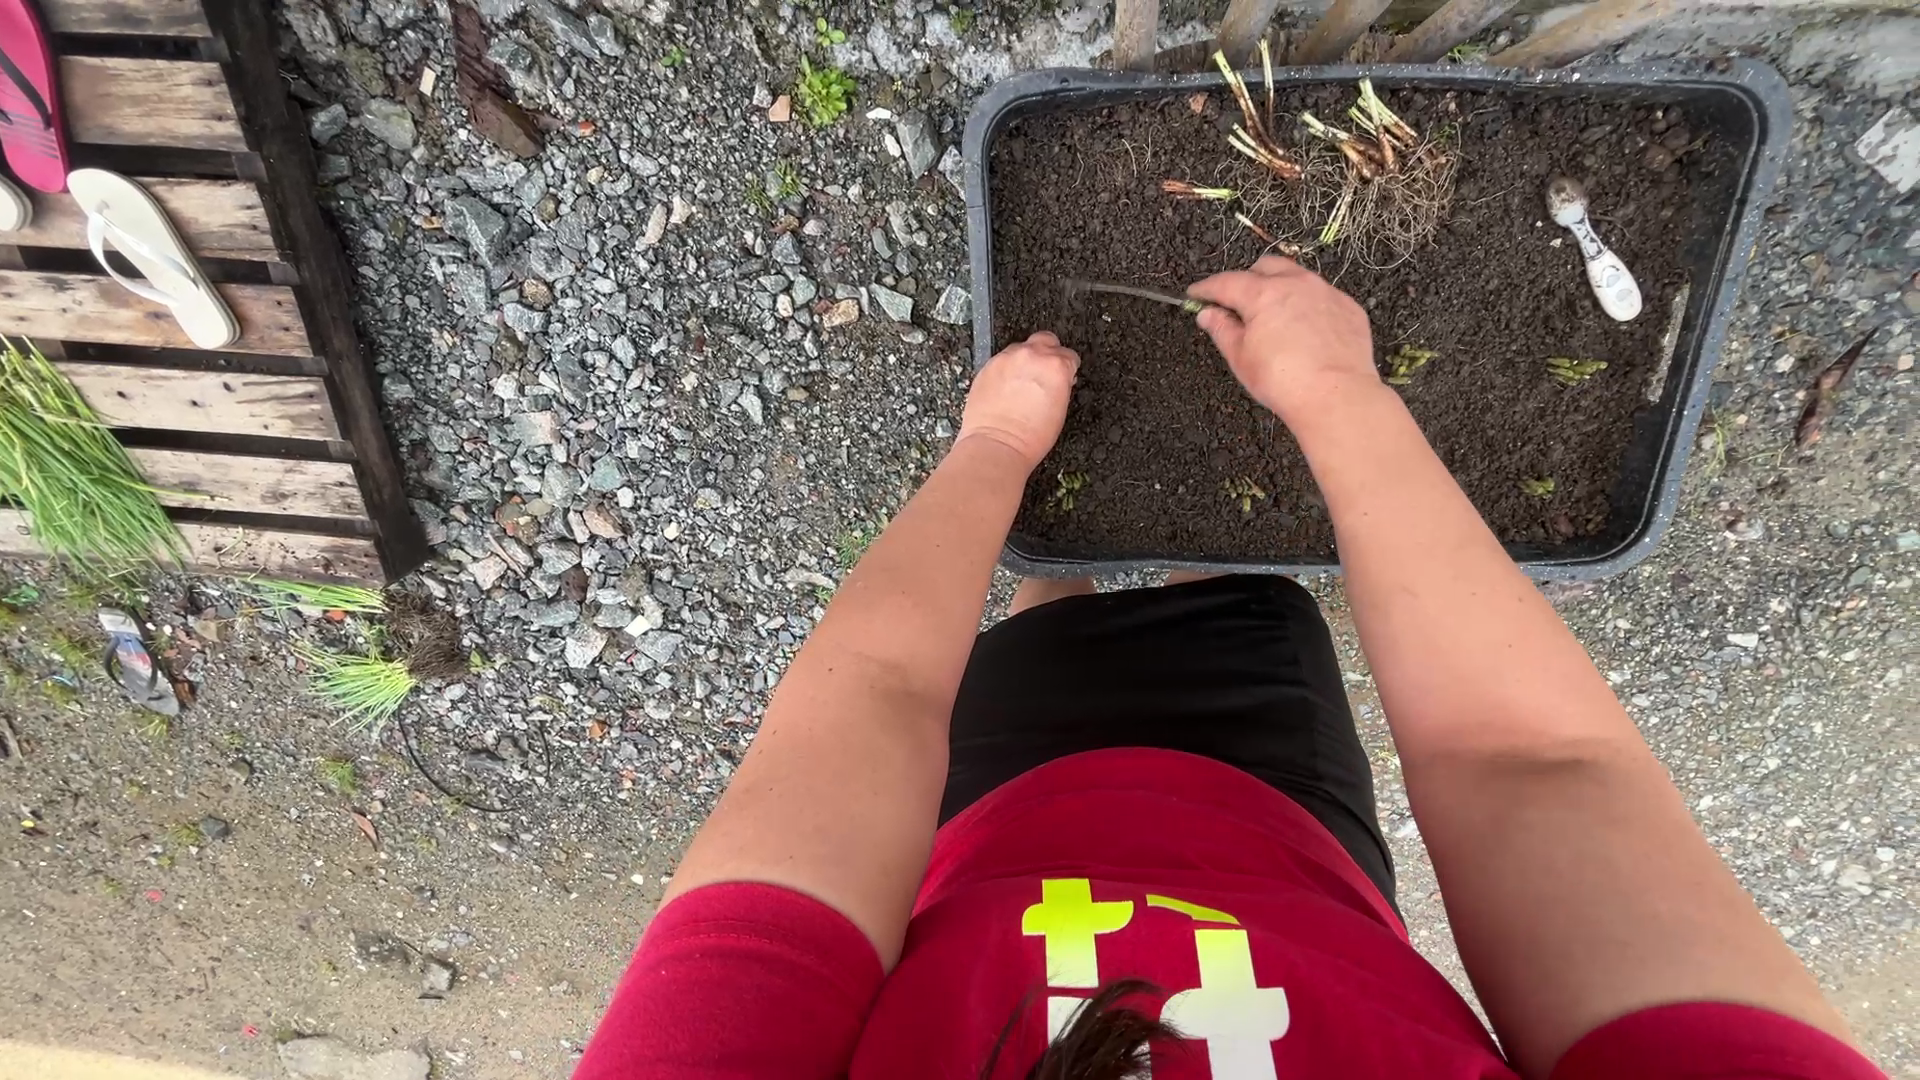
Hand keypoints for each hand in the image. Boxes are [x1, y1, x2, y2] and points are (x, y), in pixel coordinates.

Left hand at [958, 331, 1079, 470]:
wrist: (997, 445)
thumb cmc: (1029, 437)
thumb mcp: (1059, 410)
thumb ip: (1060, 385)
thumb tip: (1057, 380)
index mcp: (1056, 366)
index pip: (1069, 356)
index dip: (1067, 369)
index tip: (1063, 377)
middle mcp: (1032, 356)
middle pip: (1046, 340)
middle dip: (1048, 353)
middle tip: (1044, 373)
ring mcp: (1007, 358)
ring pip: (1021, 348)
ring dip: (1024, 361)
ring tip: (1021, 385)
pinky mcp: (988, 366)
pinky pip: (1001, 360)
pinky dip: (1005, 370)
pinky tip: (1005, 389)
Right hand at [1188, 256, 1378, 420]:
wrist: (1335, 395)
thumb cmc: (1284, 380)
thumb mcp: (1240, 357)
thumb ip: (1222, 329)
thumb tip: (1208, 315)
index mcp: (1264, 294)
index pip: (1227, 282)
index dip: (1207, 288)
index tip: (1196, 294)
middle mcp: (1297, 284)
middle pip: (1265, 267)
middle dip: (1246, 279)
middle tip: (1235, 303)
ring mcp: (1325, 293)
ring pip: (1296, 277)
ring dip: (1278, 288)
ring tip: (1270, 316)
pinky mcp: (1347, 307)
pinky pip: (1320, 295)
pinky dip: (1305, 304)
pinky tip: (1300, 330)